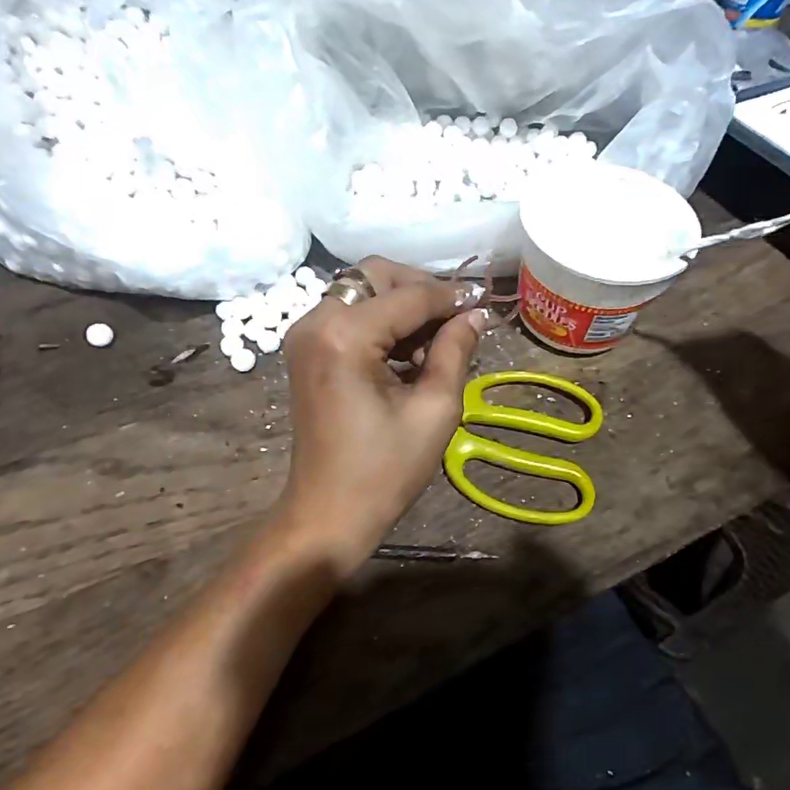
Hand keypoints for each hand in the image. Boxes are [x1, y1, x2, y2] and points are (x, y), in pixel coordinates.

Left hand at [272, 258, 493, 574]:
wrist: (327, 513)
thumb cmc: (384, 471)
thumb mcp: (434, 409)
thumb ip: (455, 351)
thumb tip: (474, 315)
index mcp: (345, 335)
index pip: (409, 296)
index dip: (451, 297)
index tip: (483, 304)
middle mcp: (316, 322)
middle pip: (375, 276)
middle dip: (419, 291)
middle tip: (455, 321)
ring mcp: (305, 336)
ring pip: (361, 293)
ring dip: (400, 308)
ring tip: (435, 346)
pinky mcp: (306, 352)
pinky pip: (348, 316)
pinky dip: (380, 324)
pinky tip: (407, 355)